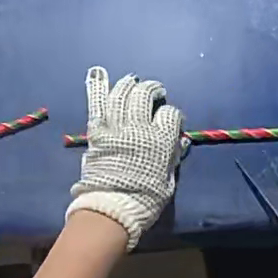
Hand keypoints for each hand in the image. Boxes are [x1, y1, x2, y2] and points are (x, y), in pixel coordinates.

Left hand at [66, 67, 185, 249]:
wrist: (112, 206)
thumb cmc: (144, 198)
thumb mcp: (168, 180)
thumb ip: (172, 157)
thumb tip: (180, 141)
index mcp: (161, 140)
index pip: (170, 114)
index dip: (172, 115)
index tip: (170, 120)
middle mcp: (139, 128)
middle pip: (144, 97)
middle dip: (151, 89)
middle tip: (154, 90)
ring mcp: (116, 128)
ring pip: (122, 96)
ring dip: (128, 85)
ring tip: (132, 81)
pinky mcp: (97, 132)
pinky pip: (97, 105)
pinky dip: (97, 87)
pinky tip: (97, 72)